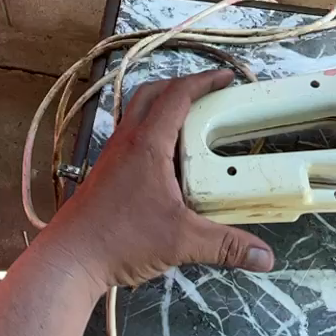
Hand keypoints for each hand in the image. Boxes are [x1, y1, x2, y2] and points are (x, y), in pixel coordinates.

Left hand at [34, 70, 274, 291]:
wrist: (70, 257)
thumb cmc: (121, 239)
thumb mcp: (182, 241)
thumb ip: (225, 245)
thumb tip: (265, 257)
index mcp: (147, 144)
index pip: (176, 97)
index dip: (203, 82)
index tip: (226, 77)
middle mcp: (127, 141)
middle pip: (151, 94)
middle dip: (181, 86)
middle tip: (208, 94)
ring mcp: (113, 155)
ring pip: (137, 113)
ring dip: (163, 107)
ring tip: (191, 123)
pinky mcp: (106, 172)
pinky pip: (132, 137)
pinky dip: (152, 133)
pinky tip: (168, 160)